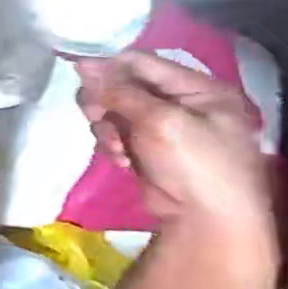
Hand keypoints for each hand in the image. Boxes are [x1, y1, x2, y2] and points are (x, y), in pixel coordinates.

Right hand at [76, 52, 273, 243]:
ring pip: (118, 111)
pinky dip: (114, 143)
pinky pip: (120, 133)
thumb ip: (120, 90)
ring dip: (108, 127)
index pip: (144, 62)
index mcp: (201, 89)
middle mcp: (185, 103)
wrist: (209, 226)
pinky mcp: (152, 150)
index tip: (79, 75)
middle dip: (106, 101)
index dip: (110, 66)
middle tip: (95, 117)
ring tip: (114, 148)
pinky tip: (121, 160)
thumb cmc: (196, 165)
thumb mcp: (159, 120)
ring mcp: (168, 128)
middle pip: (126, 86)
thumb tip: (82, 63)